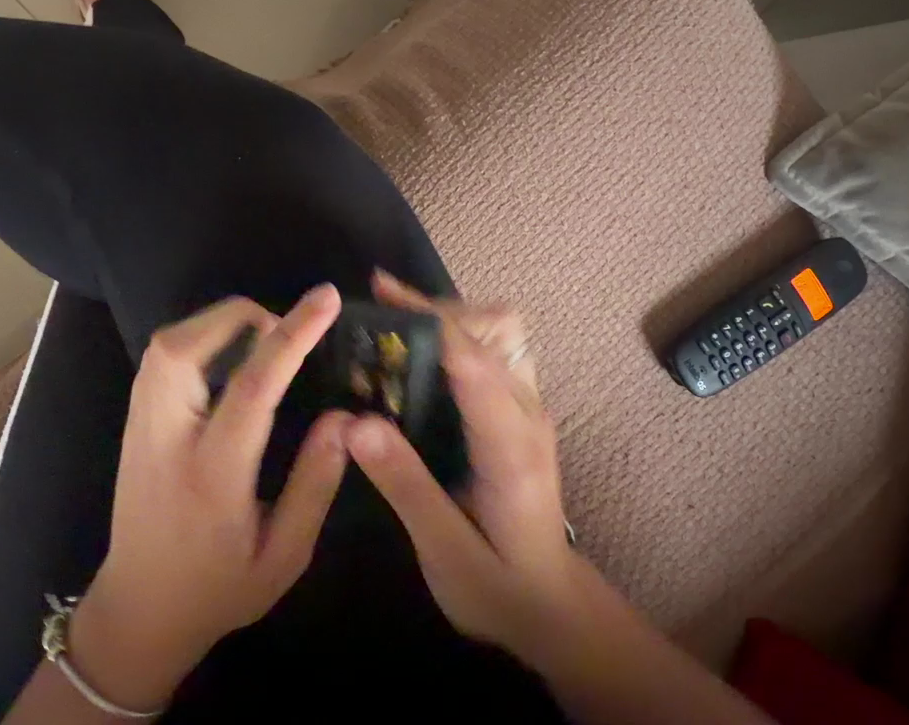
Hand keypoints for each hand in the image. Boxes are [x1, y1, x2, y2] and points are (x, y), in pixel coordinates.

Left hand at [70, 286, 351, 709]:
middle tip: (285, 329)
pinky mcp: (131, 424)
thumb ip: (314, 483)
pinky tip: (226, 356)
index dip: (293, 334)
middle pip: (185, 347)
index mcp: (214, 473)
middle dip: (241, 317)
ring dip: (215, 324)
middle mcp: (166, 437)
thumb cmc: (218, 590)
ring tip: (261, 338)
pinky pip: (157, 360)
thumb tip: (345, 418)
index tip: (326, 298)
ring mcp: (140, 427)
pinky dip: (195, 340)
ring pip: (164, 345)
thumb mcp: (284, 555)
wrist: (139, 610)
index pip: (254, 384)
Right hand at [348, 271, 579, 670]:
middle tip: (376, 311)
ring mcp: (528, 408)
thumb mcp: (445, 551)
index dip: (427, 322)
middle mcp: (527, 412)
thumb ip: (405, 486)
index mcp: (510, 445)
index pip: (473, 361)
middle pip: (495, 327)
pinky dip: (452, 334)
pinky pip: (491, 349)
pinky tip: (410, 349)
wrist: (553, 608)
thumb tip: (355, 422)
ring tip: (388, 319)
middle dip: (435, 308)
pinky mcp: (519, 410)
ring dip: (446, 315)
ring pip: (498, 330)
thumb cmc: (499, 588)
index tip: (379, 300)